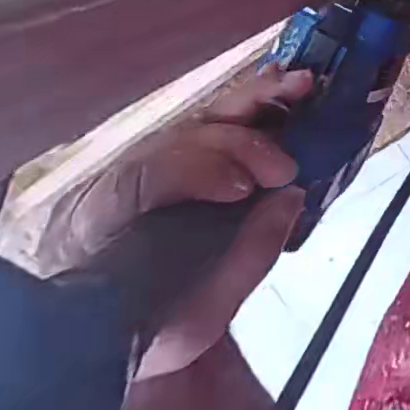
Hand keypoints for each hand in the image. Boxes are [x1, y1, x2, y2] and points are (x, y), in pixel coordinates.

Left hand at [58, 66, 313, 378]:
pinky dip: (261, 96)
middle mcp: (130, 175)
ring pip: (208, 117)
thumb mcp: (195, 317)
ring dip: (260, 99)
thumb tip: (291, 197)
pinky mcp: (198, 151)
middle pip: (182, 136)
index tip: (244, 189)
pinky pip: (229, 117)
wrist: (133, 329)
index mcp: (106, 220)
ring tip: (304, 84)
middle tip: (284, 163)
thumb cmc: (158, 326)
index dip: (200, 169)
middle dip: (238, 138)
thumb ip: (243, 259)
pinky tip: (287, 79)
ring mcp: (163, 158)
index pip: (150, 173)